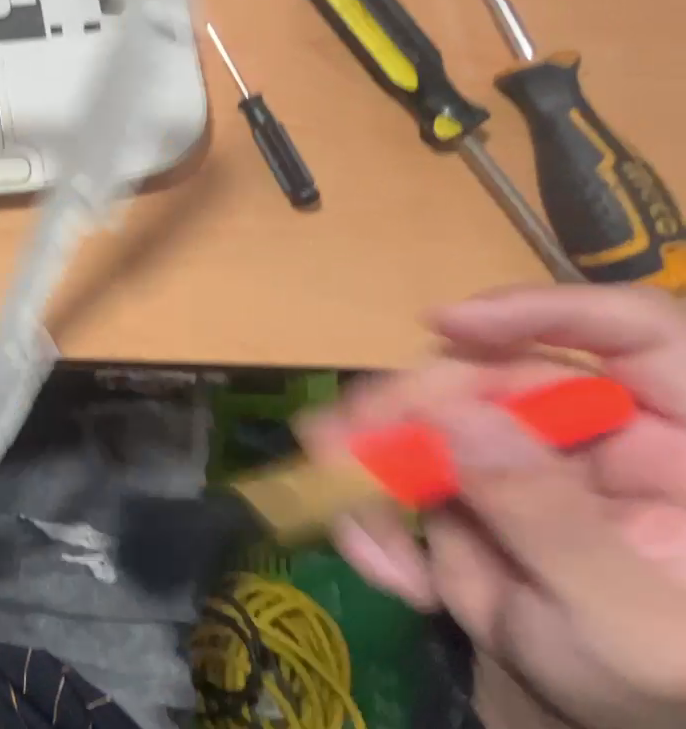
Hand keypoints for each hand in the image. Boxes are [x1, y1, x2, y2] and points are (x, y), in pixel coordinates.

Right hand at [303, 286, 685, 728]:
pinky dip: (363, 510)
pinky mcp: (450, 478)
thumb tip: (461, 419)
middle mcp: (595, 432)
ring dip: (367, 468)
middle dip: (406, 412)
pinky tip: (384, 567)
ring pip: (413, 415)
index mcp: (682, 451)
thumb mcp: (626, 624)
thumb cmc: (662, 687)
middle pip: (486, 374)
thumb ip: (552, 521)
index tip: (446, 324)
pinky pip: (383, 465)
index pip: (640, 338)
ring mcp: (513, 452)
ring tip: (360, 535)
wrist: (599, 725)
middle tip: (345, 453)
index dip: (549, 310)